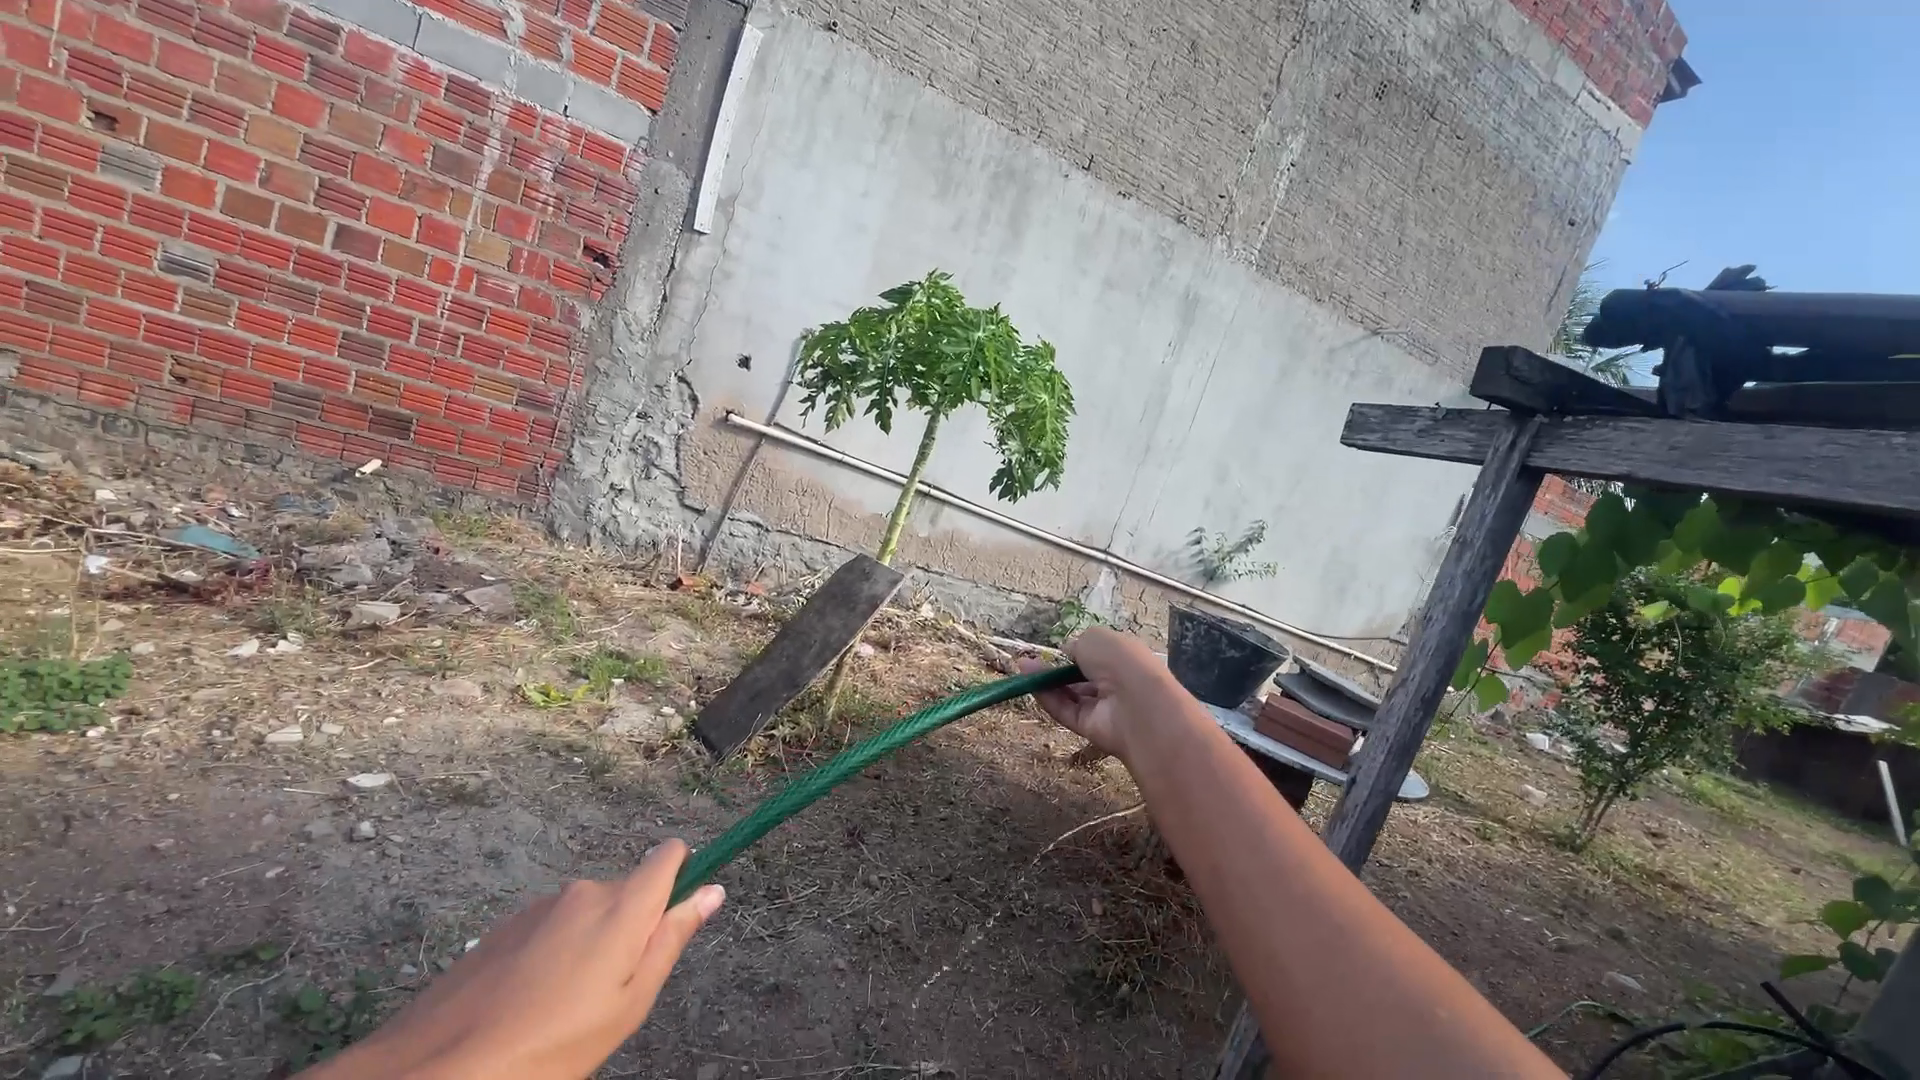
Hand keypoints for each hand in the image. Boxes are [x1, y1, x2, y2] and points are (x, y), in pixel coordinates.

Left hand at [304, 842, 723, 1079]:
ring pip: (589, 912)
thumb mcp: (630, 1002)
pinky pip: (552, 925)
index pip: (668, 854)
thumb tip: (713, 891)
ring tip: (566, 1005)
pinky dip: (555, 952)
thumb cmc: (552, 1045)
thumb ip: (673, 937)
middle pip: (629, 890)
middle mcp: (584, 891)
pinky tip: (532, 1001)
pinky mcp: (506, 924)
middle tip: (612, 989)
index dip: (680, 876)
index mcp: (622, 906)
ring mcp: (541, 905)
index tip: (672, 917)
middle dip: (631, 925)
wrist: (440, 1067)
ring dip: (591, 942)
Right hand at [1021, 627, 1191, 762]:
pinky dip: (1048, 699)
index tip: (1055, 649)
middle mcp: (1115, 683)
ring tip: (1022, 669)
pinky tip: (1030, 685)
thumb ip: (1076, 644)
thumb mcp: (1095, 638)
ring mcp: (1103, 707)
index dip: (1076, 652)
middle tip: (1028, 661)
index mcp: (1123, 658)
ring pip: (1070, 694)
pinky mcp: (1090, 727)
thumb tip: (1067, 651)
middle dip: (1055, 668)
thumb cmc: (1120, 661)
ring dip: (1046, 681)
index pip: (1097, 656)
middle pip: (1079, 677)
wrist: (1137, 704)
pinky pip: (1066, 711)